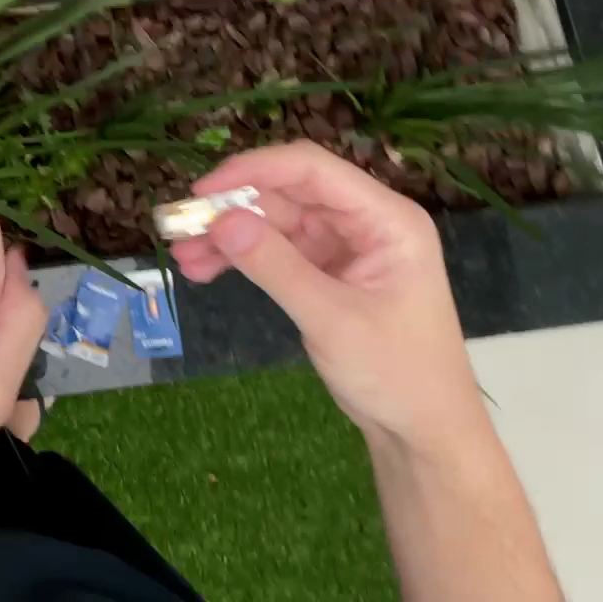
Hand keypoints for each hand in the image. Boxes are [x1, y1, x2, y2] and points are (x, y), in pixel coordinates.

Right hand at [172, 141, 484, 445]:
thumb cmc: (398, 375)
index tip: (203, 190)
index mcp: (384, 219)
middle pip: (283, 193)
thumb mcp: (332, 318)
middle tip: (182, 227)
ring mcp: (339, 244)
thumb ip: (275, 265)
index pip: (310, 169)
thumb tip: (219, 221)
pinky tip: (202, 270)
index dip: (253, 170)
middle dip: (230, 208)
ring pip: (270, 221)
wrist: (421, 433)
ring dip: (226, 236)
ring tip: (183, 257)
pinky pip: (270, 249)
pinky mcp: (321, 268)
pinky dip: (237, 257)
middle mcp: (361, 221)